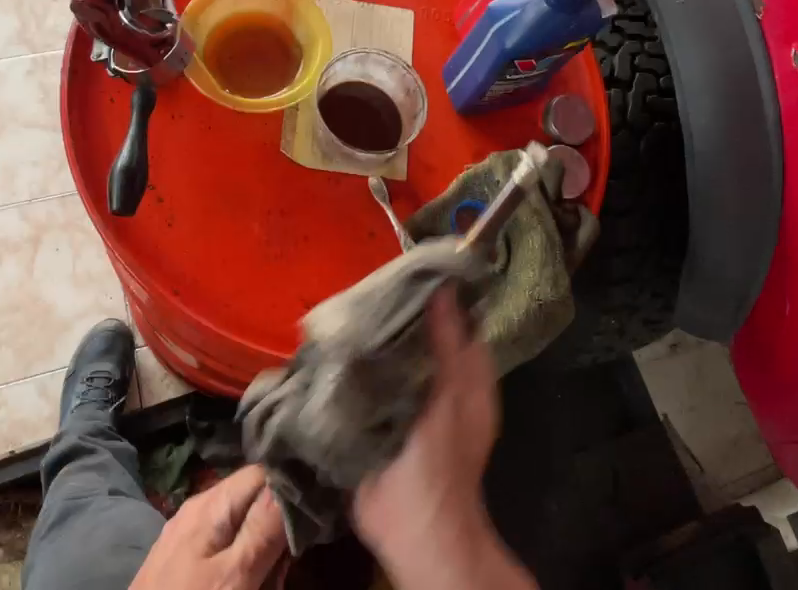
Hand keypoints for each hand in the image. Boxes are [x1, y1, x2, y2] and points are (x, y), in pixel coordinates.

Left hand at [130, 464, 288, 589]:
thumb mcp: (234, 576)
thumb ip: (264, 527)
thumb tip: (291, 476)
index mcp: (210, 503)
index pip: (262, 472)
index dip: (290, 489)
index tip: (311, 517)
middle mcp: (197, 507)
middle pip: (252, 498)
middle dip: (275, 526)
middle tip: (285, 564)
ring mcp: (186, 534)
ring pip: (239, 525)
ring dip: (260, 549)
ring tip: (268, 580)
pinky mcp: (180, 559)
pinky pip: (222, 547)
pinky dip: (240, 561)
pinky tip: (245, 583)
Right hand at [353, 288, 532, 589]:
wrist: (413, 527)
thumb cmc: (443, 458)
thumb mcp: (452, 394)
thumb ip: (448, 343)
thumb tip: (445, 289)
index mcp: (466, 377)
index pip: (456, 324)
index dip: (439, 298)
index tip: (412, 269)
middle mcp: (438, 385)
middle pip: (419, 339)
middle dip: (397, 316)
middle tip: (368, 285)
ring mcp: (406, 403)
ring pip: (390, 359)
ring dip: (371, 341)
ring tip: (346, 307)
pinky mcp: (376, 419)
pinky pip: (365, 385)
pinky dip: (353, 368)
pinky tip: (332, 347)